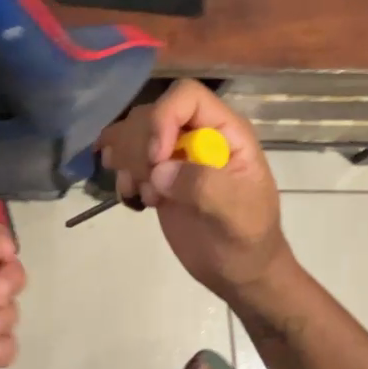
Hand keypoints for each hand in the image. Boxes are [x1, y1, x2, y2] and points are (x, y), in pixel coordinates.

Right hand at [96, 79, 293, 299]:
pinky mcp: (157, 172)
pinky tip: (132, 195)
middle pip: (152, 113)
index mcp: (225, 131)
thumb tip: (160, 172)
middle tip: (148, 187)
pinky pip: (125, 153)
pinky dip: (119, 171)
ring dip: (125, 159)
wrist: (238, 272)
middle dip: (139, 148)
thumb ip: (205, 187)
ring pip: (133, 131)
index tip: (156, 159)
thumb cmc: (247, 240)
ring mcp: (174, 152)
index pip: (186, 96)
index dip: (164, 118)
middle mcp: (197, 132)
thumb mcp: (238, 215)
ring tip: (139, 191)